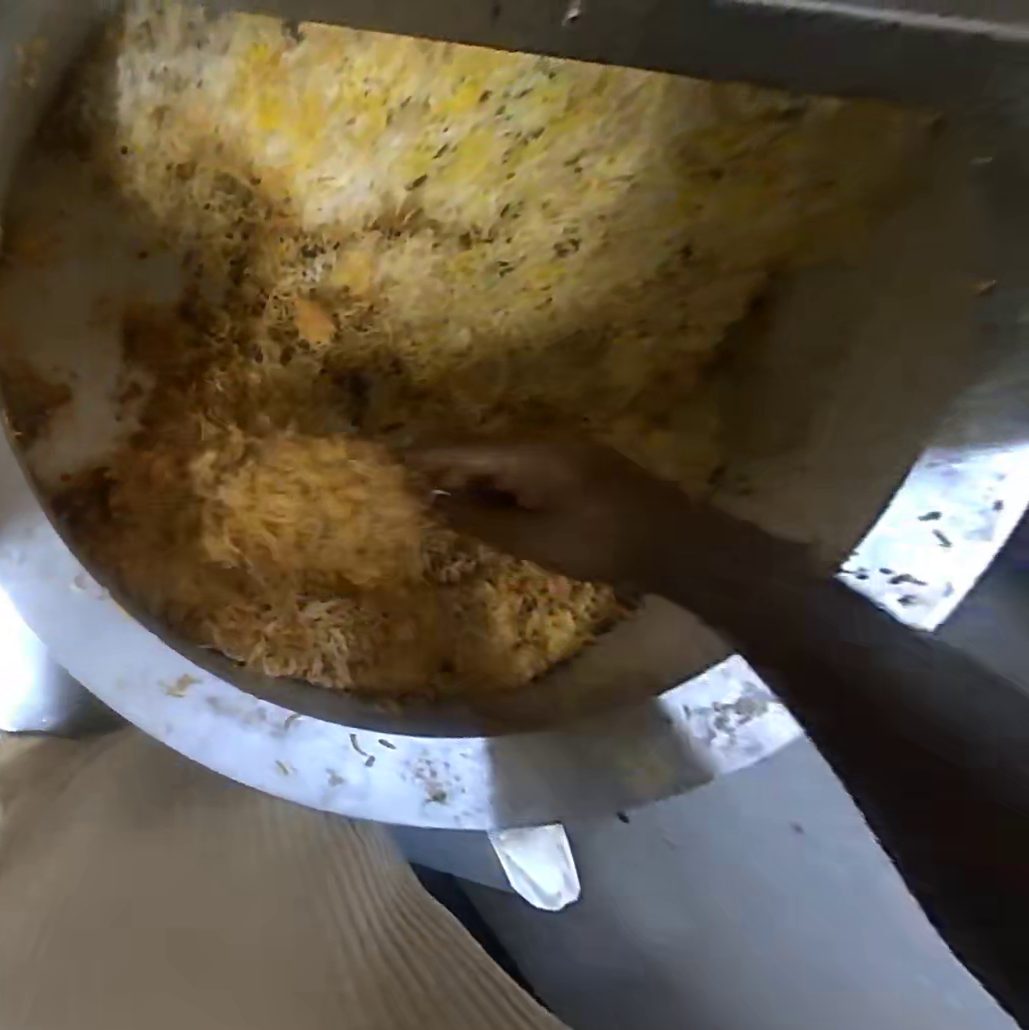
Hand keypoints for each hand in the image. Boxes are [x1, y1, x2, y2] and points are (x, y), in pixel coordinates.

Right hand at [406, 441, 738, 587]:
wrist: (683, 547)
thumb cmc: (599, 542)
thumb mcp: (527, 537)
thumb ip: (473, 518)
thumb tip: (430, 501)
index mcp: (527, 455)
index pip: (458, 450)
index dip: (420, 456)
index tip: (384, 457)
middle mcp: (541, 444)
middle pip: (475, 453)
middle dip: (441, 472)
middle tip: (408, 492)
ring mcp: (561, 453)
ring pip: (497, 464)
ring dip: (469, 484)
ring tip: (440, 507)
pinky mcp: (573, 468)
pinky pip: (519, 471)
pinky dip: (495, 488)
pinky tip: (484, 510)